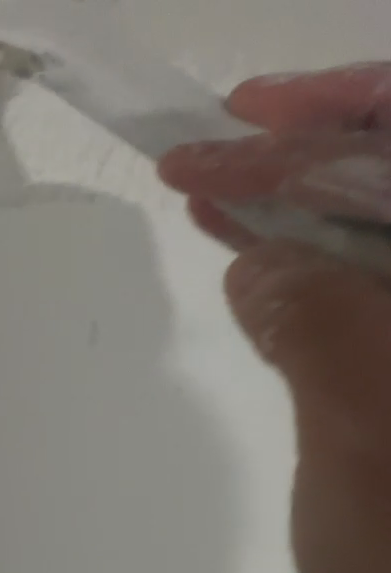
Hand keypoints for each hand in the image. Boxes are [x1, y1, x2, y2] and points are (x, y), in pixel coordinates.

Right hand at [160, 64, 390, 572]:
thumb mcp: (376, 440)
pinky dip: (314, 256)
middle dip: (337, 143)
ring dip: (314, 196)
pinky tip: (256, 247)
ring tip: (217, 179)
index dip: (368, 113)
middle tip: (219, 134)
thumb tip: (261, 252)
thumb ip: (328, 328)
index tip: (245, 116)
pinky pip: (376, 285)